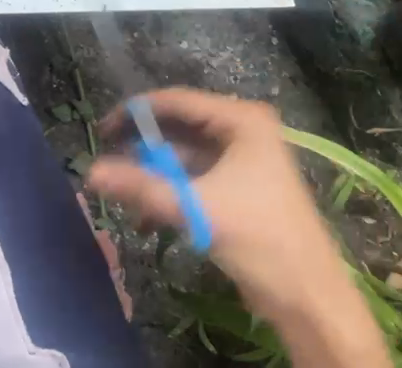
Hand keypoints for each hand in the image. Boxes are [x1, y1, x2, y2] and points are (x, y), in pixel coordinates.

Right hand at [86, 89, 383, 365]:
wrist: (311, 299)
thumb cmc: (260, 240)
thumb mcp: (195, 209)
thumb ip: (140, 187)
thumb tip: (90, 172)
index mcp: (241, 120)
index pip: (176, 101)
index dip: (135, 113)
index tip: (101, 130)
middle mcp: (243, 130)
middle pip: (179, 128)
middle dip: (143, 149)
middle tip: (109, 162)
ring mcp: (244, 158)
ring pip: (185, 156)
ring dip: (154, 176)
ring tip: (125, 196)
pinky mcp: (241, 186)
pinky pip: (196, 177)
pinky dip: (171, 193)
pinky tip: (147, 218)